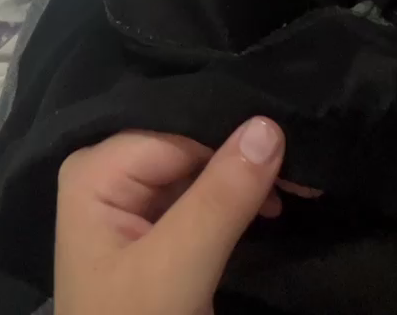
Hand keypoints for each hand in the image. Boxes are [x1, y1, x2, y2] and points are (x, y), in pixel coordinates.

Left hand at [55, 118, 285, 314]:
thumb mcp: (176, 271)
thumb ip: (220, 198)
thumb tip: (267, 124)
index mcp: (95, 170)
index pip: (173, 134)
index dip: (229, 138)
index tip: (292, 146)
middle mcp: (107, 174)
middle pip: (183, 147)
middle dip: (239, 156)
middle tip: (301, 165)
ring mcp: (129, 203)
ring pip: (196, 171)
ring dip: (243, 179)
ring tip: (296, 185)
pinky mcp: (153, 231)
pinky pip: (197, 198)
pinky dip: (234, 201)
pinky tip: (271, 205)